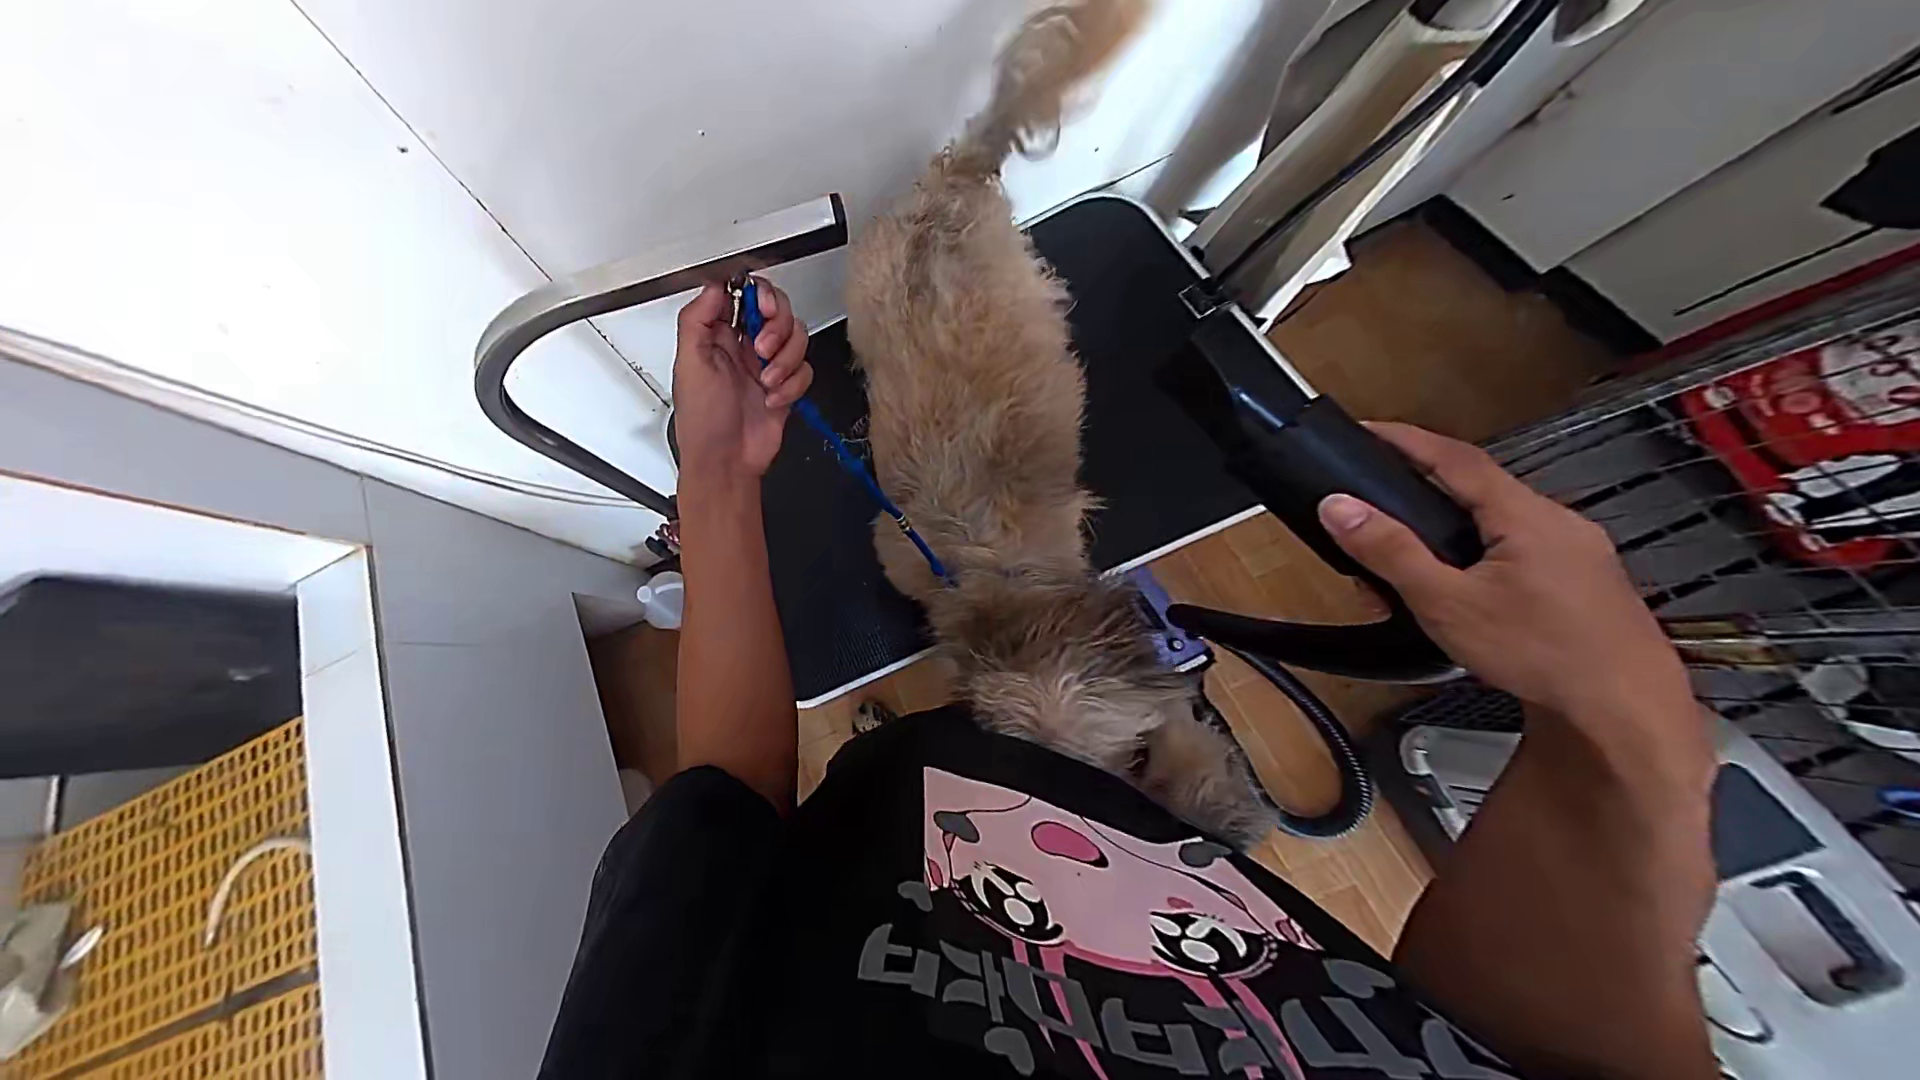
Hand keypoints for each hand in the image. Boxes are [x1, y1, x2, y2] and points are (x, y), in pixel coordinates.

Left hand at [671, 278, 811, 488]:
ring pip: (797, 339)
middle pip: (778, 310)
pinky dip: (793, 385)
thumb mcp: (689, 362)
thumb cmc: (703, 421)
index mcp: (717, 334)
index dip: (759, 294)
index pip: (743, 295)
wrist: (727, 461)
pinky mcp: (787, 387)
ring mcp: (768, 366)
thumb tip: (714, 285)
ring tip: (767, 380)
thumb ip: (698, 319)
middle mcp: (744, 346)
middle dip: (777, 326)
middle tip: (763, 347)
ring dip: (786, 359)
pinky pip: (805, 371)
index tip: (762, 308)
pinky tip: (774, 399)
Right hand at [1317, 422, 1690, 725]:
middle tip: (1369, 520)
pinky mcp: (1575, 580)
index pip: (1454, 456)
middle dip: (1411, 503)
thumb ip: (1388, 550)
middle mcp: (1556, 523)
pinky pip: (1508, 551)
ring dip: (1435, 540)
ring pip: (1487, 526)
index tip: (1367, 431)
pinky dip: (1466, 559)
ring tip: (1399, 577)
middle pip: (1469, 492)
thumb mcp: (1444, 600)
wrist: (1623, 716)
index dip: (1405, 439)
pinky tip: (1448, 593)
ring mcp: (1572, 552)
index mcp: (1526, 516)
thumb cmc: (1541, 655)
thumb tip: (1340, 506)